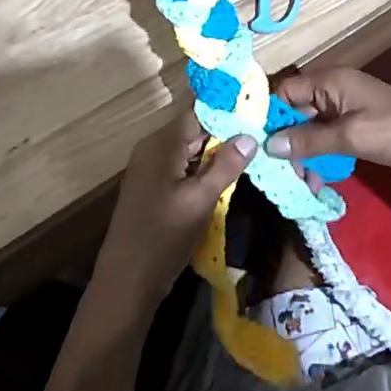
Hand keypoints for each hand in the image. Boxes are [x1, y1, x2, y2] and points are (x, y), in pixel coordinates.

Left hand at [95, 110, 256, 309]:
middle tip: (263, 132)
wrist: (127, 280)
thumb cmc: (164, 236)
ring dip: (218, 152)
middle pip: (196, 129)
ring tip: (254, 150)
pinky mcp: (154, 186)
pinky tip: (229, 174)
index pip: (199, 113)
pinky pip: (184, 166)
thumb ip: (225, 166)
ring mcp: (152, 168)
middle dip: (227, 132)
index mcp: (162, 145)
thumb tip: (250, 136)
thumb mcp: (201, 200)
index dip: (228, 111)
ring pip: (192, 149)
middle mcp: (154, 149)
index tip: (258, 111)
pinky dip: (205, 168)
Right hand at [269, 68, 390, 178]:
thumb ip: (309, 140)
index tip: (254, 143)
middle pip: (294, 112)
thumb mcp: (350, 136)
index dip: (268, 115)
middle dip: (285, 142)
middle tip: (279, 173)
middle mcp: (333, 91)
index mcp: (331, 81)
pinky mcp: (354, 129)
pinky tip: (317, 183)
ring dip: (302, 156)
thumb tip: (269, 145)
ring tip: (302, 185)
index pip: (285, 91)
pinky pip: (325, 141)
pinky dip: (319, 159)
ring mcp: (344, 111)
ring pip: (309, 131)